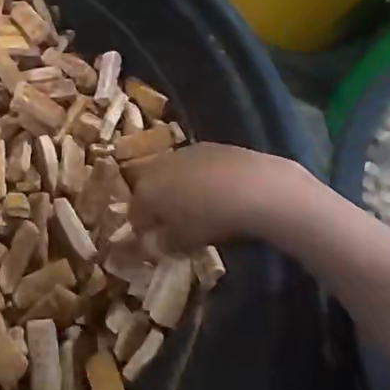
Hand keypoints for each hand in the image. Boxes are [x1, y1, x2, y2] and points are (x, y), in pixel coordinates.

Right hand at [129, 143, 322, 251]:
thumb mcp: (183, 241)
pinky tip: (219, 192)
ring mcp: (185, 152)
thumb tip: (157, 242)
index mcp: (145, 190)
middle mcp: (159, 165)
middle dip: (159, 204)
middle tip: (175, 223)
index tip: (153, 240)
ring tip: (199, 206)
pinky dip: (202, 178)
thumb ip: (164, 243)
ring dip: (180, 188)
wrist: (255, 187)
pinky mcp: (211, 146)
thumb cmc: (210, 219)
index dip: (142, 228)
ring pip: (174, 174)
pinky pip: (197, 166)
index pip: (134, 212)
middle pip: (151, 188)